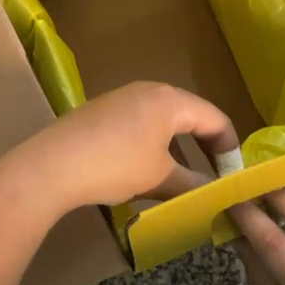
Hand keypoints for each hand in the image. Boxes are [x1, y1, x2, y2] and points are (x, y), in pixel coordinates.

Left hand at [9, 81, 238, 210]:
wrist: (51, 166)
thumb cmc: (115, 167)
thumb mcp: (160, 179)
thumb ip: (192, 184)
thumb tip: (213, 193)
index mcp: (170, 100)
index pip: (215, 119)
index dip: (229, 149)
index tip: (233, 176)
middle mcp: (147, 90)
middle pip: (188, 116)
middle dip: (202, 148)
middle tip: (211, 176)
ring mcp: (119, 98)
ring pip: (161, 122)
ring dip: (175, 151)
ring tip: (178, 180)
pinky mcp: (98, 113)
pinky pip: (136, 126)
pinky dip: (150, 148)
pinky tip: (141, 173)